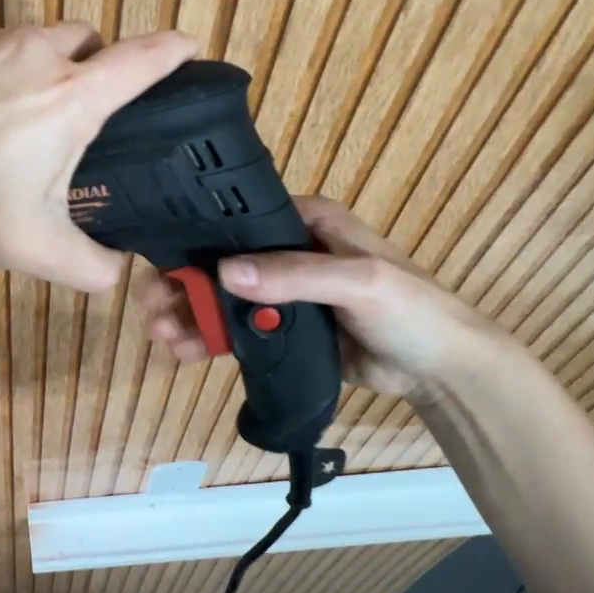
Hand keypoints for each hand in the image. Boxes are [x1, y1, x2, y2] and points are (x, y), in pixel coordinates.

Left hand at [0, 22, 195, 291]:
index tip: (187, 47)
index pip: (141, 59)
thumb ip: (96, 266)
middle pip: (82, 39)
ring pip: (24, 39)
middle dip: (88, 64)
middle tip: (69, 108)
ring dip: (28, 67)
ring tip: (3, 115)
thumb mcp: (41, 251)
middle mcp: (30, 54)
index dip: (171, 51)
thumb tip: (120, 271)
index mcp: (69, 98)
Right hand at [132, 196, 537, 403]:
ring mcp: (280, 293)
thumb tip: (224, 272)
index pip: (237, 222)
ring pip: (219, 299)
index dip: (196, 241)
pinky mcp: (280, 330)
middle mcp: (285, 251)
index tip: (161, 262)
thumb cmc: (411, 309)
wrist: (441, 370)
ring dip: (188, 315)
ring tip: (162, 336)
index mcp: (304, 222)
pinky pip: (234, 331)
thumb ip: (294, 275)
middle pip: (218, 263)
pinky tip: (183, 353)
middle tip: (152, 308)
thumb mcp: (359, 282)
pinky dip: (208, 340)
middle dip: (182, 285)